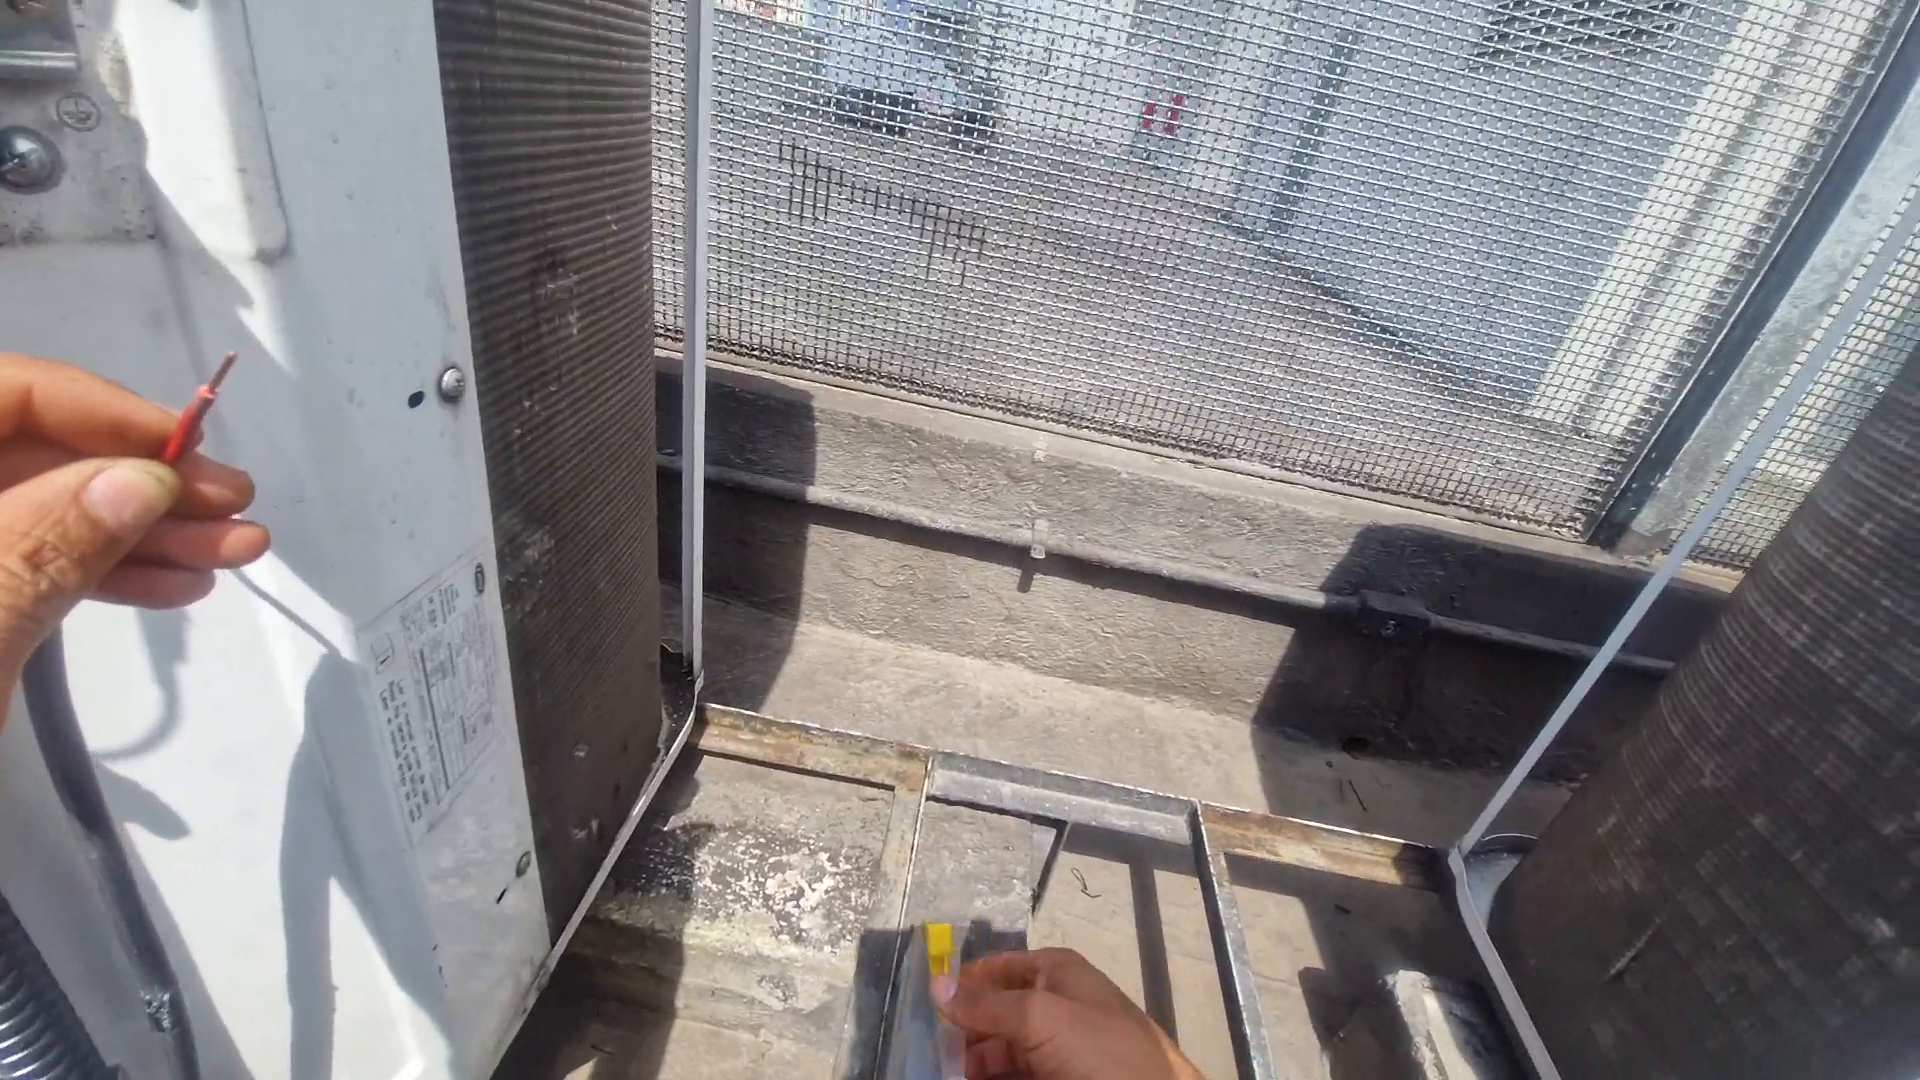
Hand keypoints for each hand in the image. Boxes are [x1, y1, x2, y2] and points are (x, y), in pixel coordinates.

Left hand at [0, 353, 269, 710]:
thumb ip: (33, 552)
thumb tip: (142, 479)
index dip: (84, 407)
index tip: (186, 452)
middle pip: (5, 452)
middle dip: (132, 480)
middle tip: (234, 509)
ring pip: (26, 510)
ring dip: (139, 530)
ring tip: (234, 553)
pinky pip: (18, 559)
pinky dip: (100, 569)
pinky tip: (176, 585)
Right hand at [938, 947, 1204, 1079]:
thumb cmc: (1100, 1051)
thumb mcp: (1040, 1017)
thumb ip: (986, 1004)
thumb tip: (936, 983)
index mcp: (1056, 972)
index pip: (998, 969)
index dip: (964, 985)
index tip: (927, 1009)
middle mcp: (1055, 1004)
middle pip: (996, 1014)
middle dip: (964, 1033)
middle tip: (931, 1056)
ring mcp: (1058, 1049)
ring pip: (1003, 1052)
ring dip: (974, 1064)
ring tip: (944, 1073)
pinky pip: (1016, 1076)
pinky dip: (994, 1079)